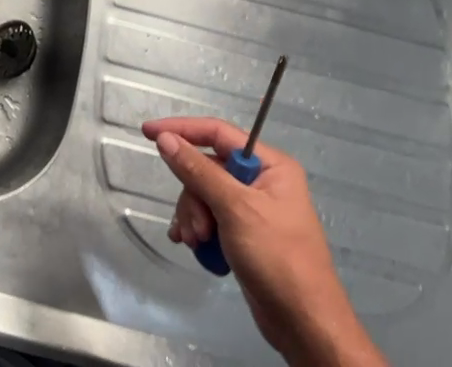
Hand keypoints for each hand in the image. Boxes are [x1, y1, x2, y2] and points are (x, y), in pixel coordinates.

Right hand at [143, 118, 386, 366]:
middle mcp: (261, 181)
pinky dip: (198, 230)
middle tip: (197, 228)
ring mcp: (252, 208)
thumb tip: (164, 138)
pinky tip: (193, 246)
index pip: (217, 133)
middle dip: (193, 197)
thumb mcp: (235, 209)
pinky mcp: (243, 233)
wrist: (304, 323)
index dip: (182, 129)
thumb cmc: (277, 258)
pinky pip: (209, 217)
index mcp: (271, 166)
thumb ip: (198, 170)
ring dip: (194, 218)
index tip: (147, 132)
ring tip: (198, 243)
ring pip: (203, 195)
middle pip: (206, 168)